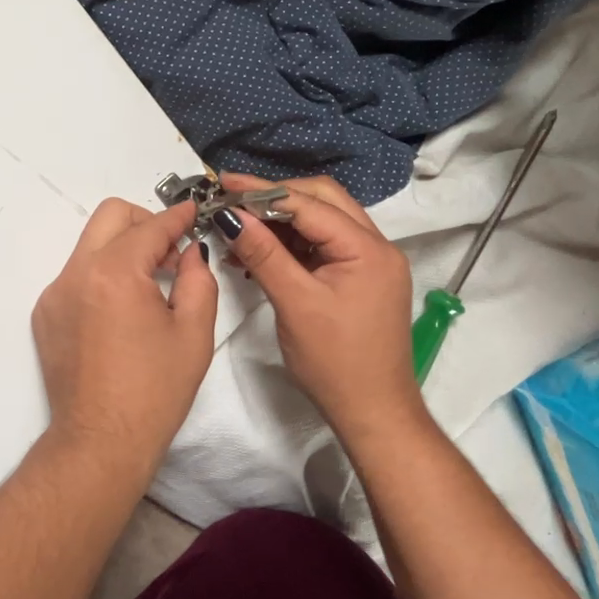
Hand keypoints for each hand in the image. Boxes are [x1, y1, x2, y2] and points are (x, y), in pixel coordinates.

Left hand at [31, 198, 216, 471]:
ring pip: (91, 245)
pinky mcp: (45, 312)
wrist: (100, 441)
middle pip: (110, 216)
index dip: (177, 217)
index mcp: (114, 272)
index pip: (149, 226)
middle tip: (171, 251)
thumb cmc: (155, 392)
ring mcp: (54, 291)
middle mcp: (76, 271)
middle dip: (144, 222)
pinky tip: (122, 312)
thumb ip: (197, 280)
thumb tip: (189, 251)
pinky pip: (76, 275)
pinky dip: (102, 276)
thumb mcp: (193, 334)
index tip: (194, 212)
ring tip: (150, 284)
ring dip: (122, 249)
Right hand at [217, 174, 424, 436]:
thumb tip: (230, 215)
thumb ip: (263, 253)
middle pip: (320, 200)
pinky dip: (290, 243)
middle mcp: (375, 247)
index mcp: (367, 250)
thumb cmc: (335, 362)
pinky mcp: (358, 278)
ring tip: (239, 228)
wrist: (373, 414)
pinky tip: (258, 253)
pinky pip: (321, 244)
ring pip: (320, 220)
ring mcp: (369, 263)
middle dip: (274, 197)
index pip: (308, 203)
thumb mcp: (294, 303)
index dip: (262, 192)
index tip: (223, 185)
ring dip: (280, 220)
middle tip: (232, 202)